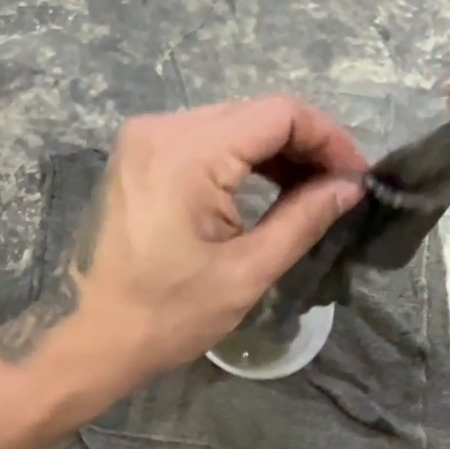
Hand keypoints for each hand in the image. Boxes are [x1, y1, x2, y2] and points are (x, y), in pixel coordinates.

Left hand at [0, 96, 365, 381]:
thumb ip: (304, 218)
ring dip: (277, 151)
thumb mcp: (246, 271)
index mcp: (187, 153)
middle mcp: (162, 128)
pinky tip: (269, 188)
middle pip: (256, 112)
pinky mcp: (140, 153)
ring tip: (311, 192)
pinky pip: (206, 138)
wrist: (92, 336)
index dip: (329, 137)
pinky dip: (243, 158)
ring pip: (233, 122)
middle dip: (306, 144)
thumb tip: (350, 186)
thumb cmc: (168, 314)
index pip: (279, 113)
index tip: (356, 177)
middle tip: (340, 188)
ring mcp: (145, 137)